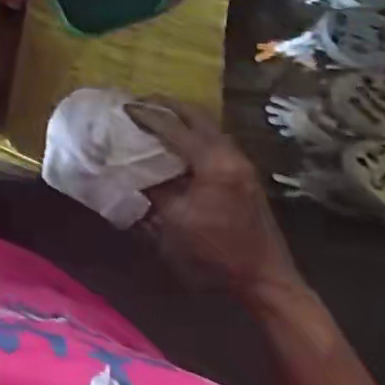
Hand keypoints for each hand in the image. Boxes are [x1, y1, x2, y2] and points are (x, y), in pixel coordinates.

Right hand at [124, 99, 306, 304]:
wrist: (264, 281)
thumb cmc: (213, 250)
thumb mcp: (171, 218)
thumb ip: (150, 186)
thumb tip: (123, 165)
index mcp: (214, 163)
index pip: (173, 127)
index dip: (145, 115)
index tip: (120, 107)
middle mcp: (231, 156)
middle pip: (197, 117)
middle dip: (166, 106)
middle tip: (136, 103)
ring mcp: (241, 166)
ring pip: (207, 127)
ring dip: (180, 119)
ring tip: (150, 119)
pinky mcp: (242, 177)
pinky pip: (212, 142)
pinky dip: (189, 134)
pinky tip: (171, 144)